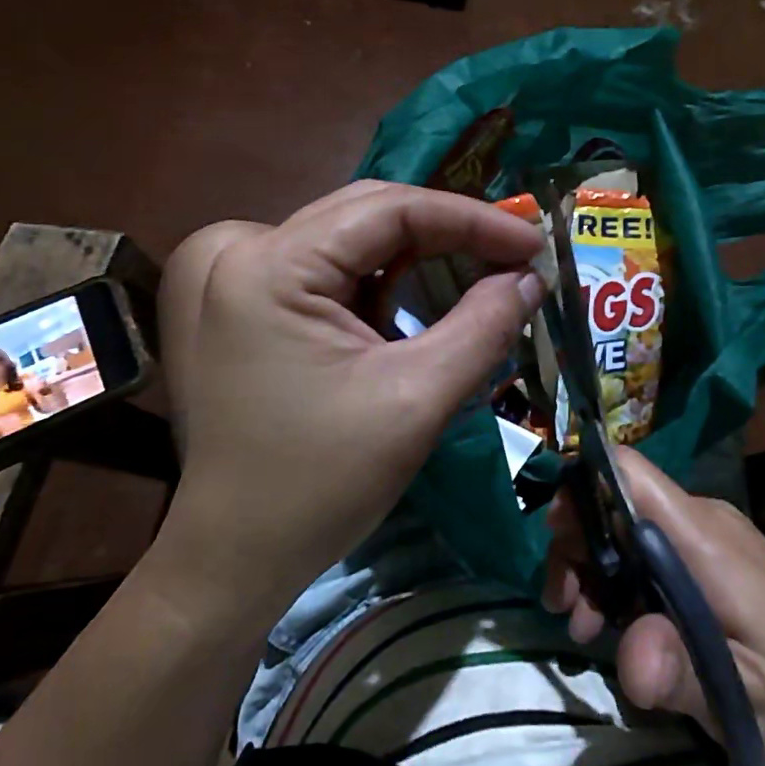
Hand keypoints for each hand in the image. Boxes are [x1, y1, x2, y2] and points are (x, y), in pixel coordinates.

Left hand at [160, 181, 545, 612]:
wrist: (235, 556)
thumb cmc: (321, 484)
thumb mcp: (416, 401)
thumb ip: (483, 326)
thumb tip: (530, 277)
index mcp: (269, 266)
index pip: (389, 209)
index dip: (471, 219)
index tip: (532, 241)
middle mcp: (239, 251)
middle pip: (367, 214)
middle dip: (447, 232)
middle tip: (514, 257)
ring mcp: (231, 275)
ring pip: (349, 237)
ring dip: (417, 254)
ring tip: (482, 272)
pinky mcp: (241, 302)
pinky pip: (326, 267)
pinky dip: (380, 278)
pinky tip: (418, 298)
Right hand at [545, 450, 764, 765]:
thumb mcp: (751, 701)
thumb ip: (683, 672)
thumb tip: (625, 654)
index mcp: (705, 539)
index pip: (630, 470)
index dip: (579, 483)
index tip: (552, 538)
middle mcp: (701, 522)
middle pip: (616, 500)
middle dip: (576, 544)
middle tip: (563, 609)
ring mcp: (708, 541)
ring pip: (628, 528)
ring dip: (594, 568)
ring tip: (585, 629)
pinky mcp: (712, 564)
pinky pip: (650, 552)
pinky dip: (621, 581)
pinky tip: (618, 626)